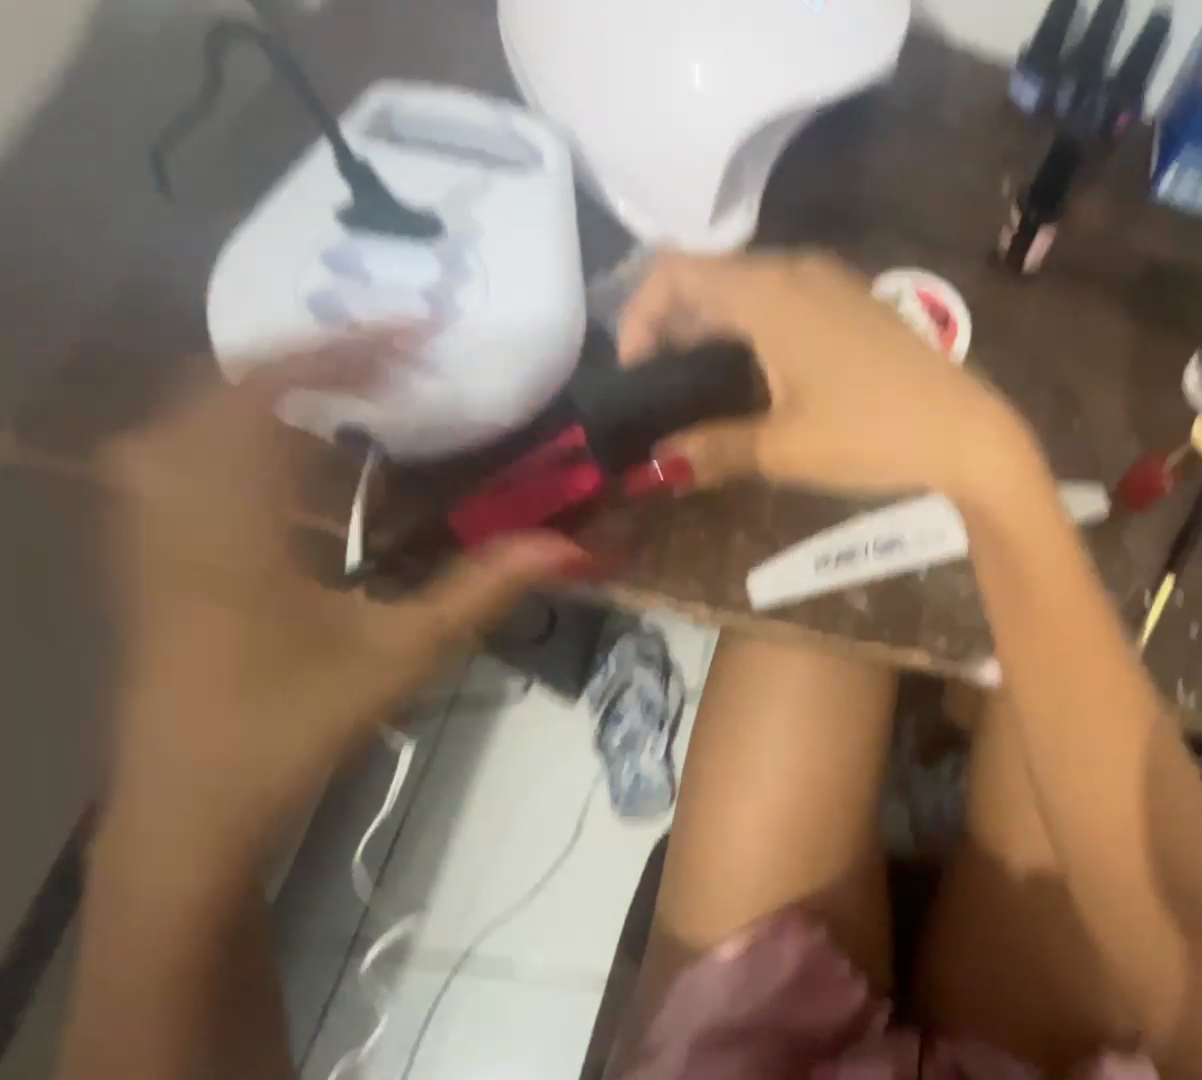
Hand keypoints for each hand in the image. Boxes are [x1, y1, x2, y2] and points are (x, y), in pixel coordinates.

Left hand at [98, 333, 585, 863]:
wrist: (188, 809)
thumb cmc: (292, 728)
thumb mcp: (403, 655)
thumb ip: (485, 590)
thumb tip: (571, 544)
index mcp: (224, 527)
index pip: (259, 396)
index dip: (335, 350)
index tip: (413, 333)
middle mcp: (172, 513)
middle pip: (211, 392)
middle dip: (304, 359)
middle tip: (392, 358)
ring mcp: (149, 534)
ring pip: (186, 422)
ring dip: (268, 391)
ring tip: (352, 391)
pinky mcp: (153, 556)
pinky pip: (184, 461)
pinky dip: (241, 432)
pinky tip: (300, 454)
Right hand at [618, 252, 1039, 498]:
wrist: (967, 433)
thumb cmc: (872, 436)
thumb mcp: (785, 449)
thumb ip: (714, 449)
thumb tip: (659, 463)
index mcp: (768, 293)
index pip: (675, 273)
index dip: (638, 314)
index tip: (634, 370)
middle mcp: (797, 270)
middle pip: (711, 274)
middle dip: (673, 319)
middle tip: (659, 379)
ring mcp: (835, 282)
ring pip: (751, 285)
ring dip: (716, 321)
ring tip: (701, 377)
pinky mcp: (860, 303)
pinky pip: (788, 297)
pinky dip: (757, 322)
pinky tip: (761, 369)